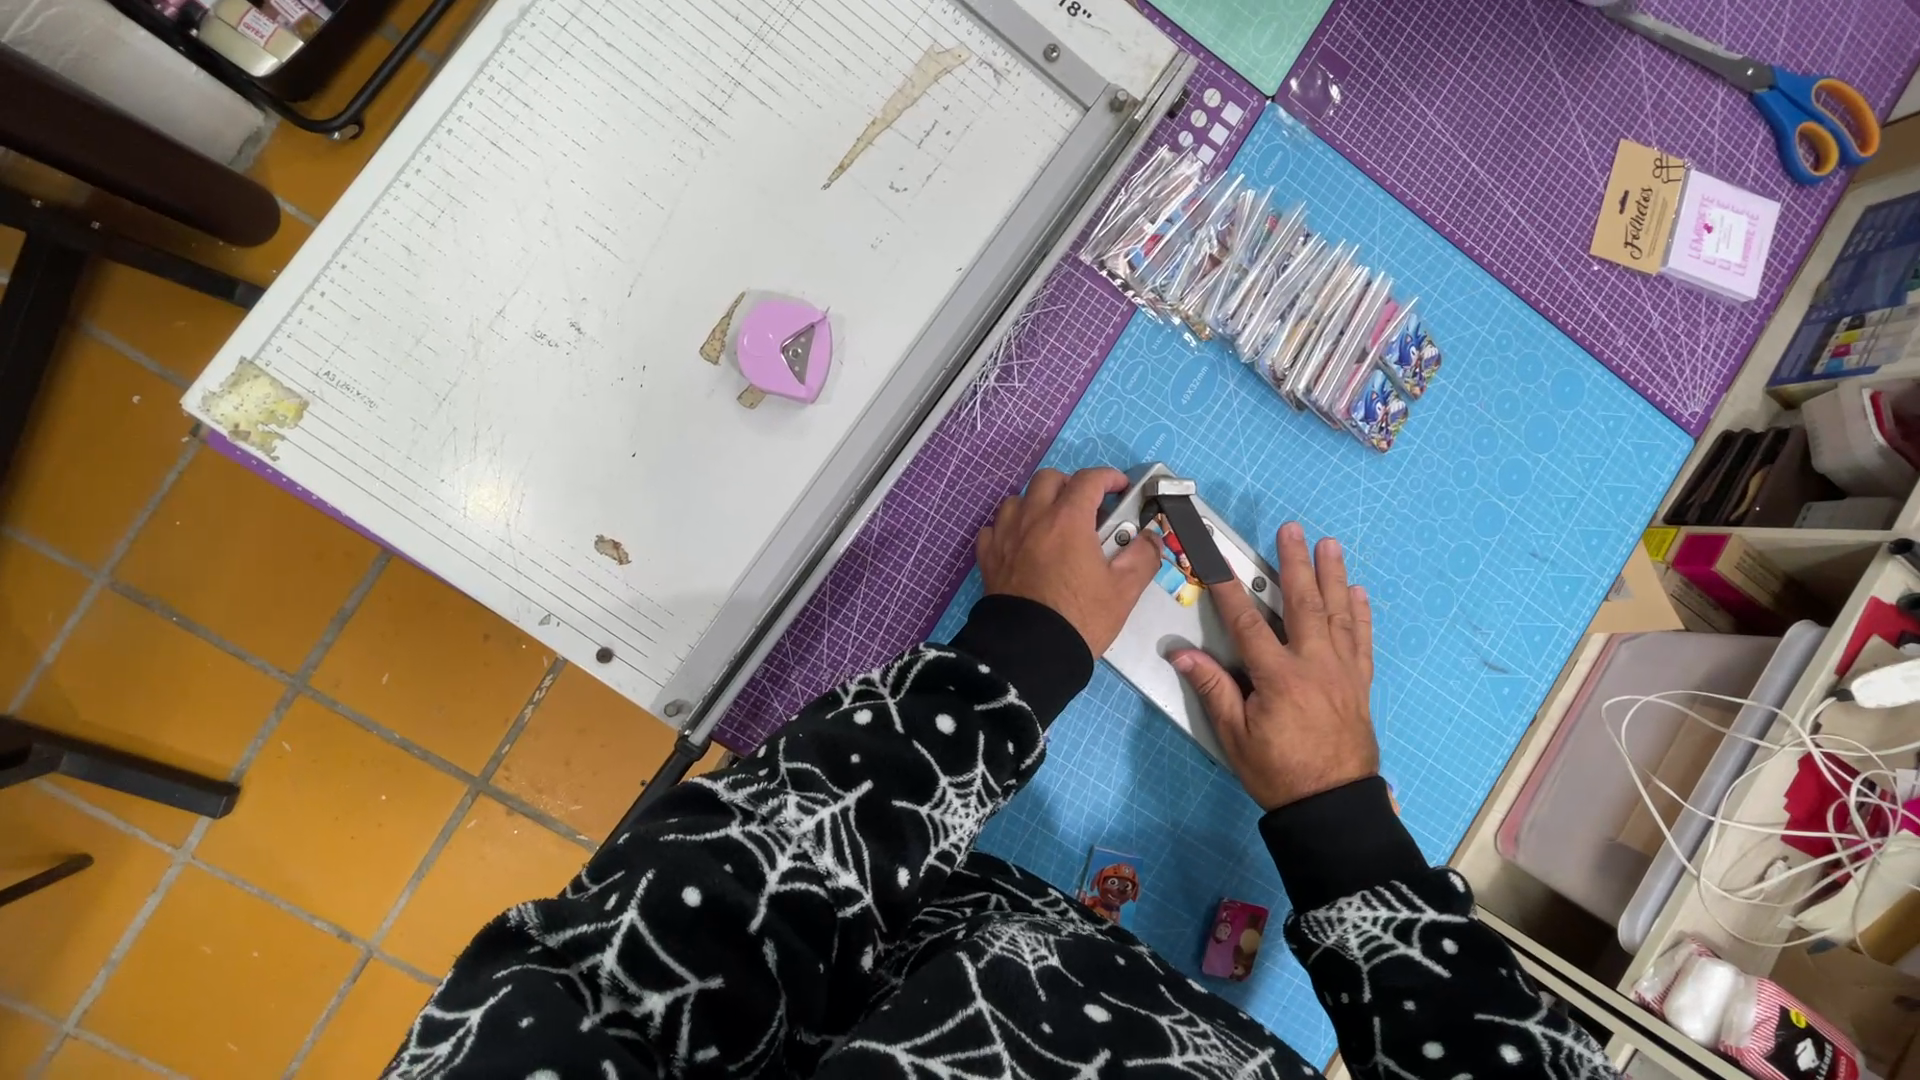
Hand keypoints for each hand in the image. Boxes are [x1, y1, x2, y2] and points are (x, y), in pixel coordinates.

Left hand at [977, 467, 1161, 656]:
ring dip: (1037, 503)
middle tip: (1087, 507)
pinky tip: (1022, 544)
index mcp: (1067, 521)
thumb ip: (1143, 557)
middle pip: (1048, 479)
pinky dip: (1009, 528)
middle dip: (1071, 485)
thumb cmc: (1080, 619)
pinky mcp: (988, 558)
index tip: (1120, 488)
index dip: (1109, 478)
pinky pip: (994, 528)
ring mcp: (1005, 536)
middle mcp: (1033, 519)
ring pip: (1018, 499)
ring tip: (1052, 525)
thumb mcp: (1124, 590)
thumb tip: (1149, 539)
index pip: (1089, 480)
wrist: (1030, 653)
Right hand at [1170, 523, 1376, 810]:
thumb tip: (1180, 654)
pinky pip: (1362, 642)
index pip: (1247, 623)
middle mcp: (1315, 665)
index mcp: (1279, 677)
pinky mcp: (1359, 684)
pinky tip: (1359, 593)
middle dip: (1296, 564)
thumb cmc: (1277, 772)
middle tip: (1292, 530)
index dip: (1229, 588)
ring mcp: (1342, 672)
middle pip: (1304, 605)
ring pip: (1339, 615)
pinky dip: (1361, 615)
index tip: (1216, 558)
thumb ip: (1213, 689)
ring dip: (1334, 577)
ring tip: (1331, 545)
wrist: (1333, 807)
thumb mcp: (1234, 735)